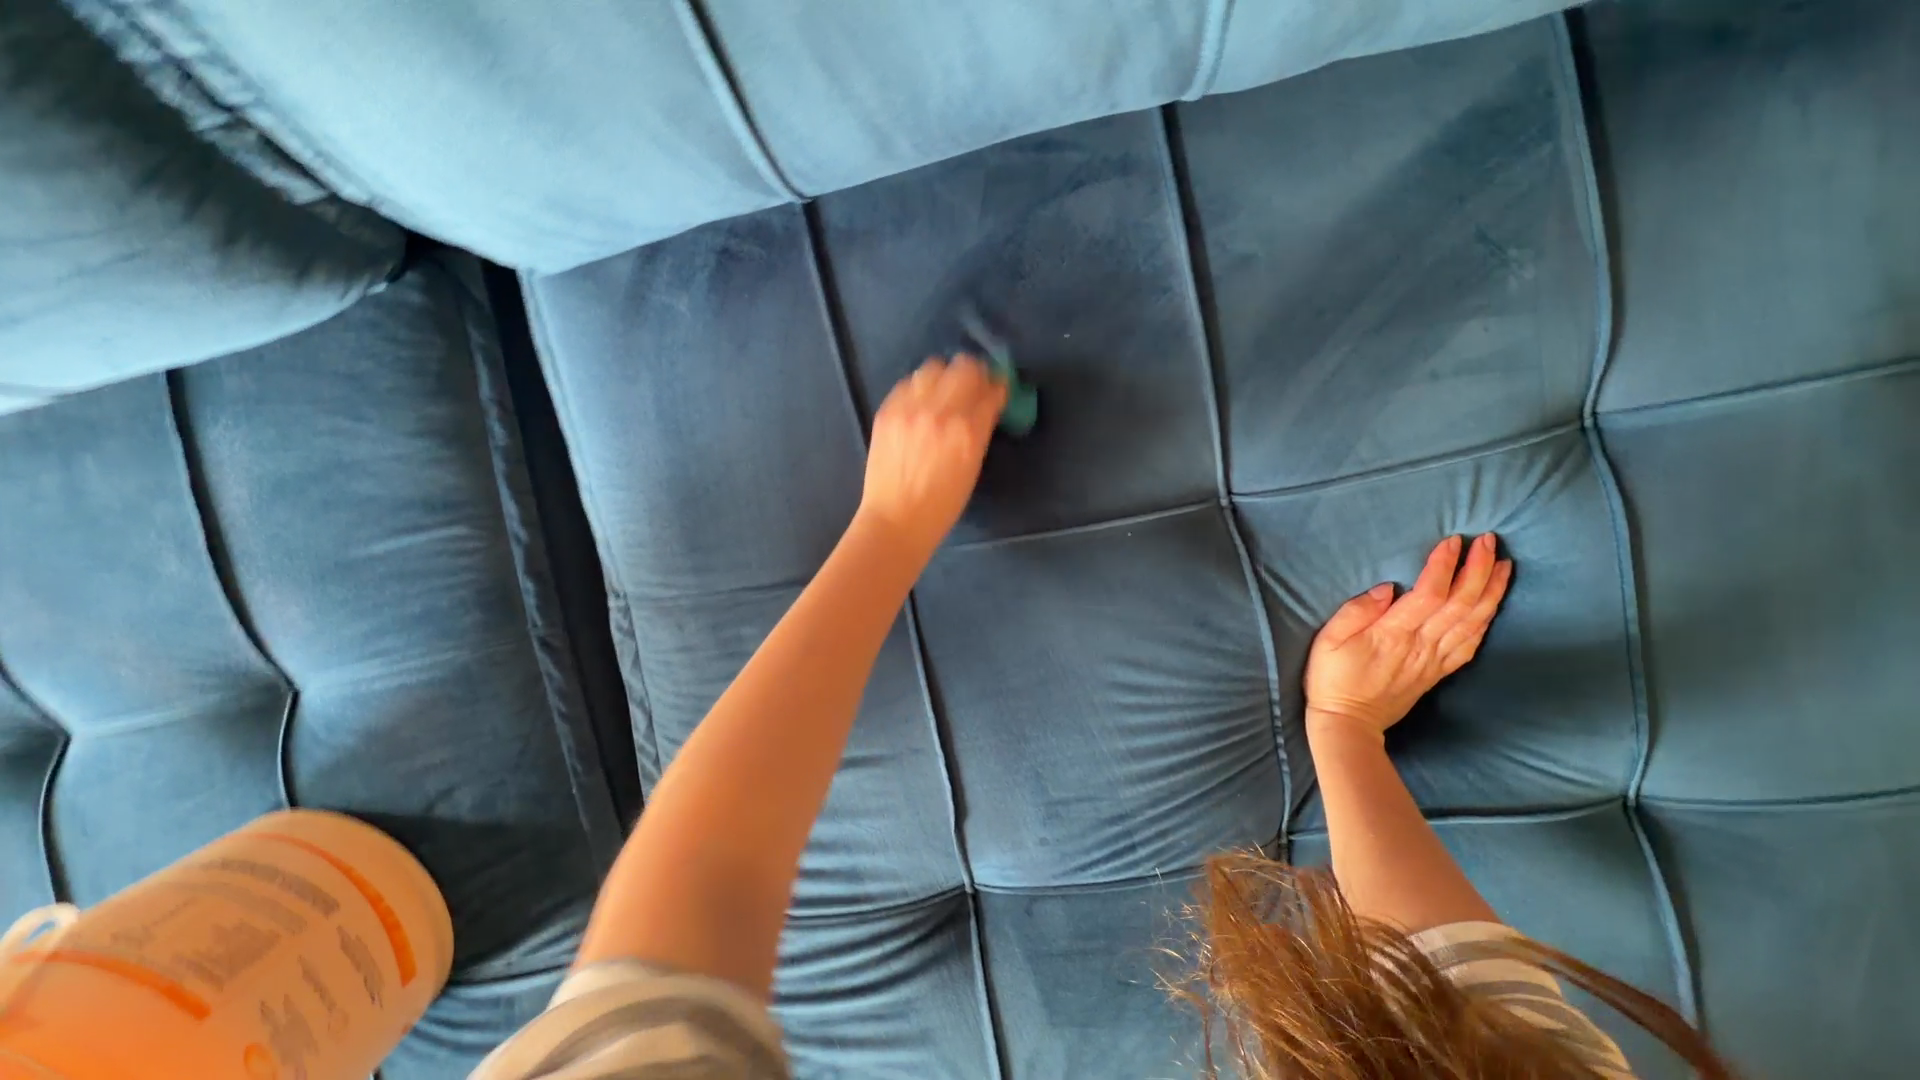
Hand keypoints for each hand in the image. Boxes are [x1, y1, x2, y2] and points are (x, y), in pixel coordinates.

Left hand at [858, 355, 1006, 556]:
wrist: (896, 519)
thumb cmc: (942, 505)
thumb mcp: (972, 467)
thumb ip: (980, 431)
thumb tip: (986, 406)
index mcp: (968, 431)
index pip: (991, 391)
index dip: (998, 387)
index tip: (998, 390)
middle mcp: (939, 412)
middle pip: (964, 368)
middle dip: (974, 374)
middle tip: (974, 386)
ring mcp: (910, 408)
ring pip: (934, 367)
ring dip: (945, 376)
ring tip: (944, 392)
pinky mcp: (887, 410)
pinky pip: (908, 382)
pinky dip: (920, 388)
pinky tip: (921, 404)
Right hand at [1304, 534, 1512, 741]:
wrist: (1348, 724)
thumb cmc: (1332, 679)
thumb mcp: (1327, 641)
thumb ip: (1355, 612)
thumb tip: (1387, 588)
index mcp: (1393, 633)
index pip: (1429, 593)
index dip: (1444, 565)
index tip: (1453, 541)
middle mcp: (1422, 645)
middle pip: (1461, 603)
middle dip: (1478, 569)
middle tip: (1489, 541)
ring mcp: (1435, 660)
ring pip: (1474, 621)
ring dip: (1492, 591)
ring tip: (1504, 565)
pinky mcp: (1439, 672)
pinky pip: (1472, 644)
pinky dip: (1487, 621)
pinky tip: (1493, 605)